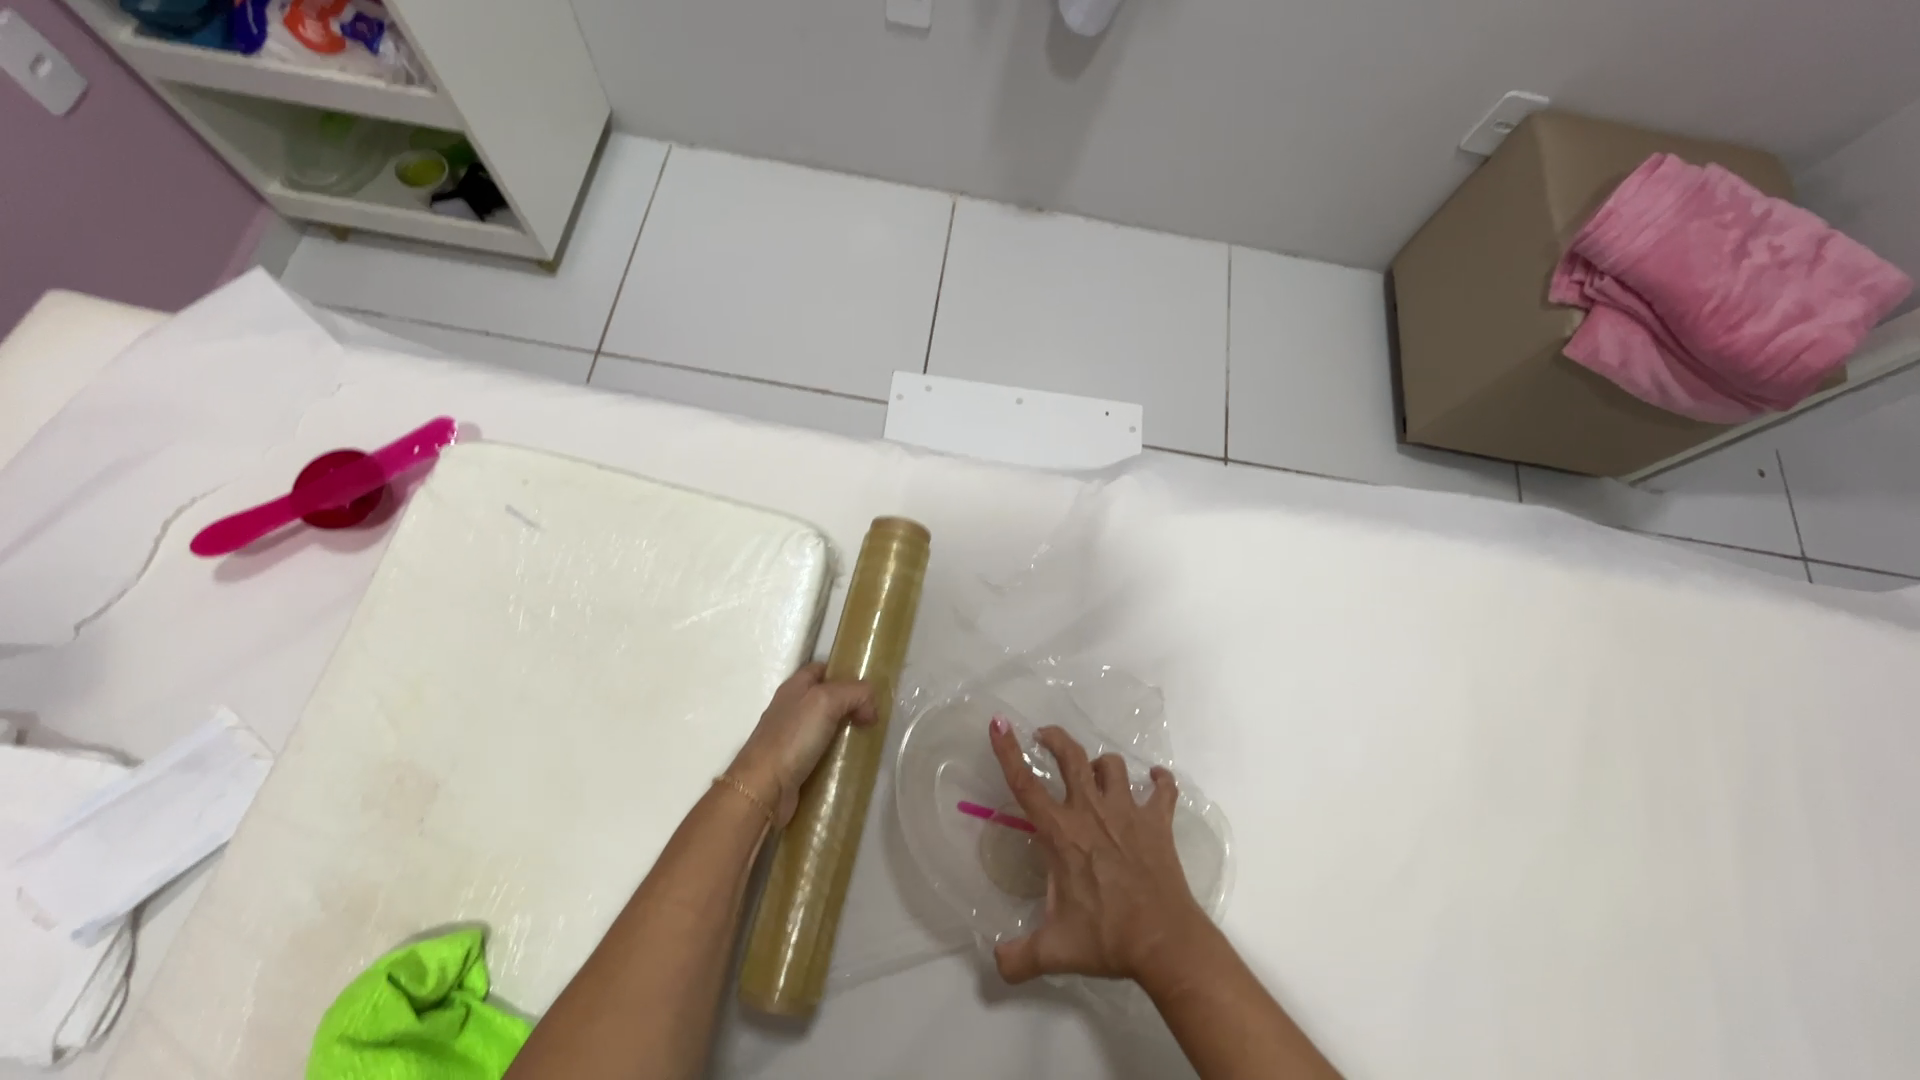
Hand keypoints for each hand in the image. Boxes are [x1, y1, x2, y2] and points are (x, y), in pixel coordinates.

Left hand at [728, 663, 876, 825]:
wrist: (764, 788)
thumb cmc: (793, 737)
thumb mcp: (827, 701)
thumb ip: (854, 693)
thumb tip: (869, 708)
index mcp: (795, 687)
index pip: (822, 668)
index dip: (845, 672)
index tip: (868, 689)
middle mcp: (792, 708)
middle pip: (828, 698)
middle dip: (851, 705)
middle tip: (873, 717)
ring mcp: (793, 737)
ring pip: (827, 726)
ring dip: (847, 731)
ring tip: (867, 740)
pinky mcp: (796, 763)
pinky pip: (823, 753)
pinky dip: (838, 755)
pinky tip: (851, 762)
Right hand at [988, 719, 1214, 985]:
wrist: (1165, 941)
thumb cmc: (1107, 938)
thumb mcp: (1054, 951)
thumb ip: (1018, 957)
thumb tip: (996, 965)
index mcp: (1061, 834)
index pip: (1026, 784)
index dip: (1008, 751)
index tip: (999, 723)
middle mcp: (1092, 812)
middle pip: (1071, 757)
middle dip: (1055, 739)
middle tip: (1044, 736)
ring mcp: (1129, 812)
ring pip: (1112, 766)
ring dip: (1101, 764)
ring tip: (1095, 773)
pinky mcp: (1159, 822)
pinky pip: (1163, 788)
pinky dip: (1159, 780)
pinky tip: (1155, 780)